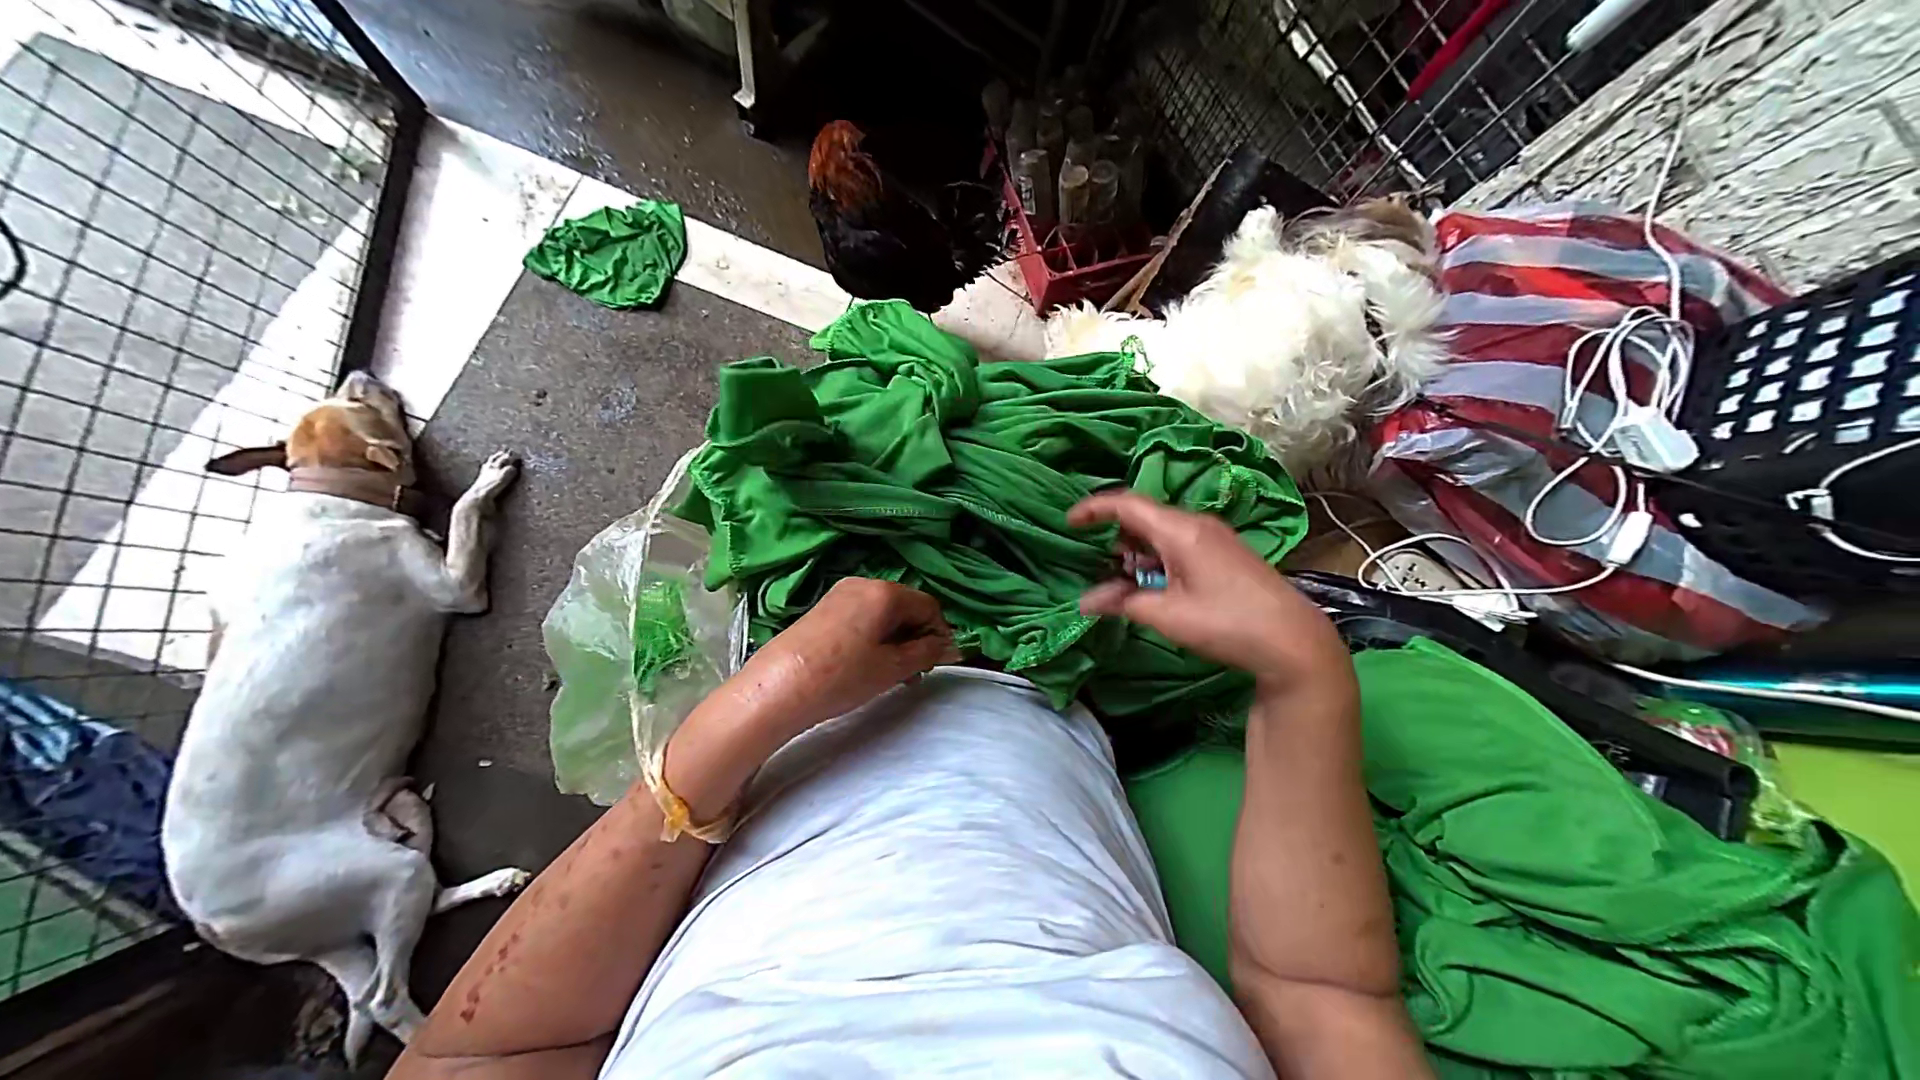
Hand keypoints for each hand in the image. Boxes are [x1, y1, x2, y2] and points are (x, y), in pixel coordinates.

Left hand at [721, 578, 960, 740]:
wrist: (776, 688)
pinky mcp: (823, 609)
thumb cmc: (841, 676)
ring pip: (884, 613)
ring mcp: (840, 594)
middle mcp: (863, 583)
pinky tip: (866, 664)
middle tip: (914, 674)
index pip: (929, 605)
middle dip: (917, 637)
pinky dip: (874, 637)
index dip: (939, 634)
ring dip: (896, 639)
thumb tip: (951, 646)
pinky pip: (862, 616)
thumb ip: (927, 653)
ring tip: (890, 674)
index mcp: (885, 592)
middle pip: (906, 606)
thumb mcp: (892, 668)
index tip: (936, 664)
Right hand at [1069, 492, 1349, 691]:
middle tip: (1099, 567)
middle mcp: (1197, 524)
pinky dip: (1157, 559)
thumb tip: (1085, 602)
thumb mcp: (1166, 615)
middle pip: (1143, 517)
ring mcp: (1214, 537)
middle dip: (1115, 538)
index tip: (1068, 522)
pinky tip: (1155, 587)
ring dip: (1137, 553)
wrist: (1293, 641)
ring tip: (1126, 584)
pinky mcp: (1223, 553)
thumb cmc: (1226, 623)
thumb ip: (1122, 602)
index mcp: (1181, 530)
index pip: (1127, 504)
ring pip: (1160, 532)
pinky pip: (1178, 544)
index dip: (1094, 509)